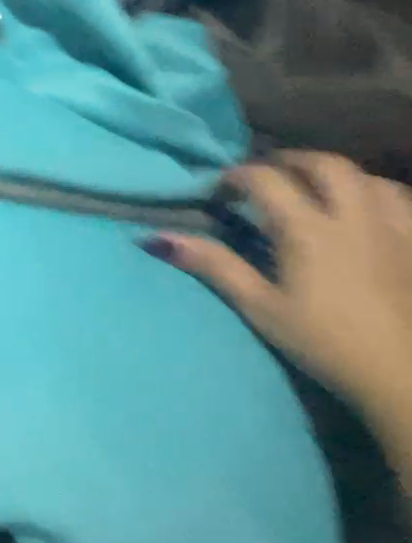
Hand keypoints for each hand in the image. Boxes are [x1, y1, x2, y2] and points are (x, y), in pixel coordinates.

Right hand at [149, 152, 411, 421]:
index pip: (265, 179)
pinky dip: (383, 198)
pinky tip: (368, 215)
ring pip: (374, 181)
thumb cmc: (326, 342)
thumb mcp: (260, 306)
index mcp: (309, 231)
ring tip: (320, 191)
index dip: (235, 176)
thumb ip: (213, 264)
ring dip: (342, 178)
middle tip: (267, 174)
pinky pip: (406, 206)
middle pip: (328, 165)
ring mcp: (400, 234)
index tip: (217, 191)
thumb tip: (155, 236)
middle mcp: (357, 221)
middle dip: (291, 161)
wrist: (408, 381)